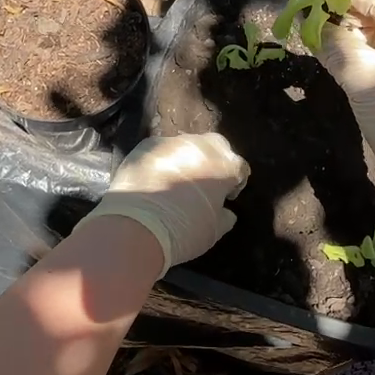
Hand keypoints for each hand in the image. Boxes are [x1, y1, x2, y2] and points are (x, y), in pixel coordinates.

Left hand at [84, 133, 248, 273]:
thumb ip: (225, 216)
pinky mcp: (144, 147)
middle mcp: (199, 146)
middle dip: (215, 161)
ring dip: (188, 160)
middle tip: (207, 184)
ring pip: (186, 146)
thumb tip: (225, 211)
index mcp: (223, 165)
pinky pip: (161, 151)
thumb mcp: (214, 230)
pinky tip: (156, 181)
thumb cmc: (184, 231)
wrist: (135, 228)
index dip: (236, 183)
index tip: (227, 197)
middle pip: (216, 146)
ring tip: (179, 182)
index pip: (240, 167)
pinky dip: (164, 162)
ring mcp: (170, 143)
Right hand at [318, 0, 374, 195]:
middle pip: (373, 15)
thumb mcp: (363, 74)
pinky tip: (328, 54)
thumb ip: (335, 45)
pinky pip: (373, 57)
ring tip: (312, 33)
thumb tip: (309, 24)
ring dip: (343, 34)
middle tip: (305, 15)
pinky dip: (351, 53)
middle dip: (340, 14)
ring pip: (371, 37)